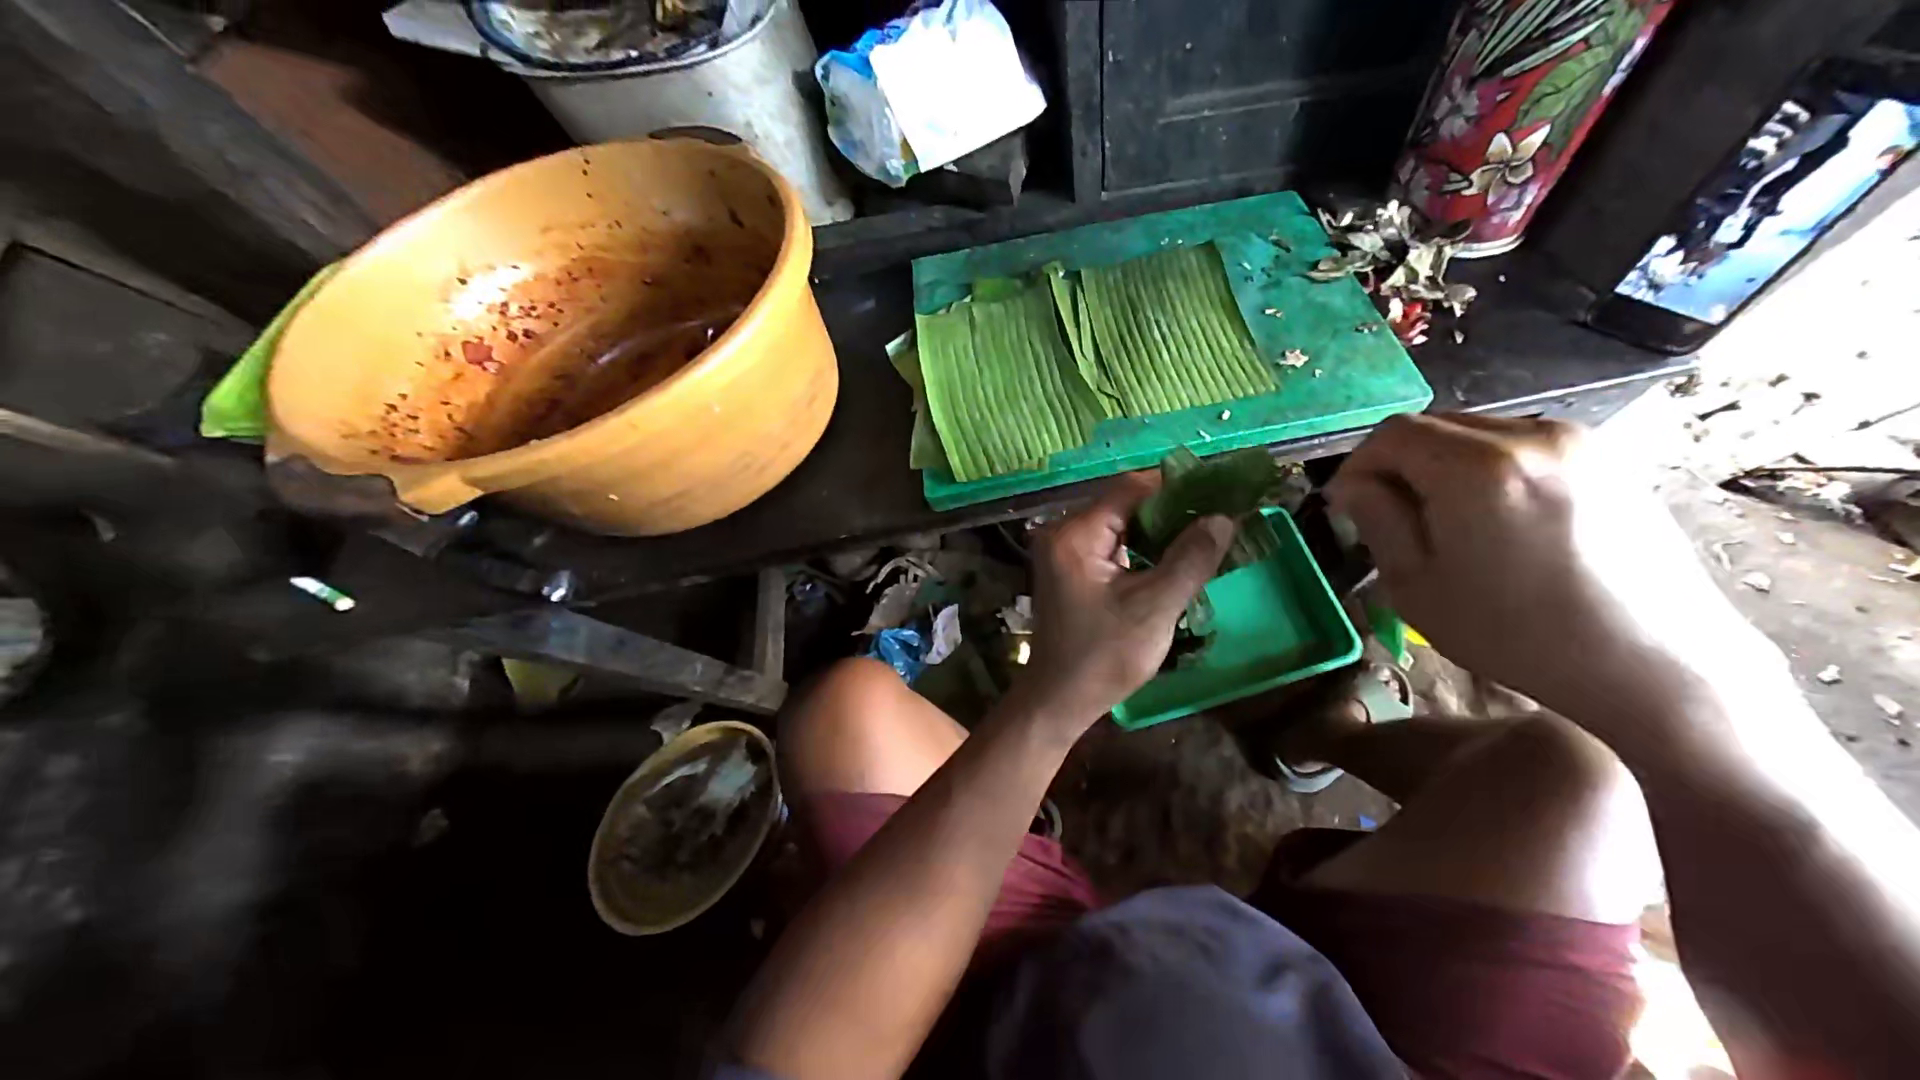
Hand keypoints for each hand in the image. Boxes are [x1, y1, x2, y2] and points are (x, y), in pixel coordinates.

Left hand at [1016, 473, 1232, 732]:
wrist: (1059, 700)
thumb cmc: (1103, 656)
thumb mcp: (1154, 607)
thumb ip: (1190, 558)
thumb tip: (1223, 517)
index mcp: (1075, 534)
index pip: (1131, 488)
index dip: (1177, 486)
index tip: (1220, 493)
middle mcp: (1063, 533)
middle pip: (1125, 504)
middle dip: (1172, 509)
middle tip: (1219, 517)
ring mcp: (1065, 552)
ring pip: (1122, 526)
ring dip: (1160, 531)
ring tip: (1205, 536)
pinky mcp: (1072, 571)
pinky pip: (1113, 546)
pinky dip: (1143, 549)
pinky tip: (1174, 559)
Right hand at [1327, 413, 1754, 720]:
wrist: (1655, 662)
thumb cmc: (1518, 633)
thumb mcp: (1416, 584)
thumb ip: (1378, 519)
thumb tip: (1355, 485)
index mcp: (1476, 468)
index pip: (1392, 433)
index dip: (1358, 463)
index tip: (1349, 503)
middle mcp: (1530, 436)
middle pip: (1435, 424)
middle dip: (1399, 462)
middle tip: (1390, 512)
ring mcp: (1579, 443)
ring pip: (1478, 432)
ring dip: (1442, 463)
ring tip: (1444, 518)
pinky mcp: (1609, 459)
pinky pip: (1521, 445)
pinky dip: (1488, 467)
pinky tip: (1495, 518)